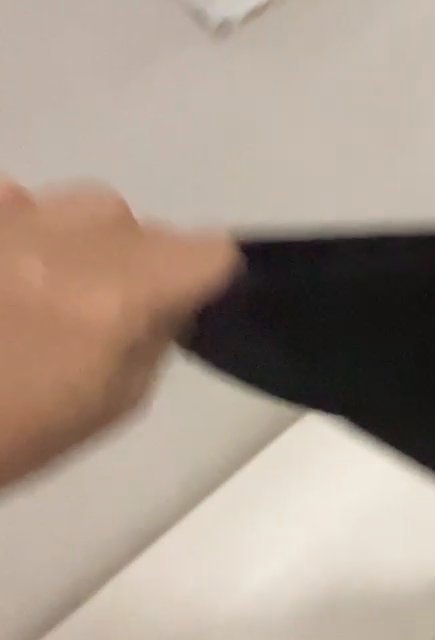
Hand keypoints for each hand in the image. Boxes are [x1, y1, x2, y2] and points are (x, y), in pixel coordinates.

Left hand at [0, 183, 238, 487]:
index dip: (197, 278)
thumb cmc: (3, 432)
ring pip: (55, 207)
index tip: (168, 307)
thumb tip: (161, 302)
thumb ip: (152, 336)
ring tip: (5, 291)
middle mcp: (69, 238)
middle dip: (116, 258)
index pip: (209, 251)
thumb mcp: (109, 402)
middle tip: (70, 308)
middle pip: (129, 223)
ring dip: (47, 241)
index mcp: (125, 288)